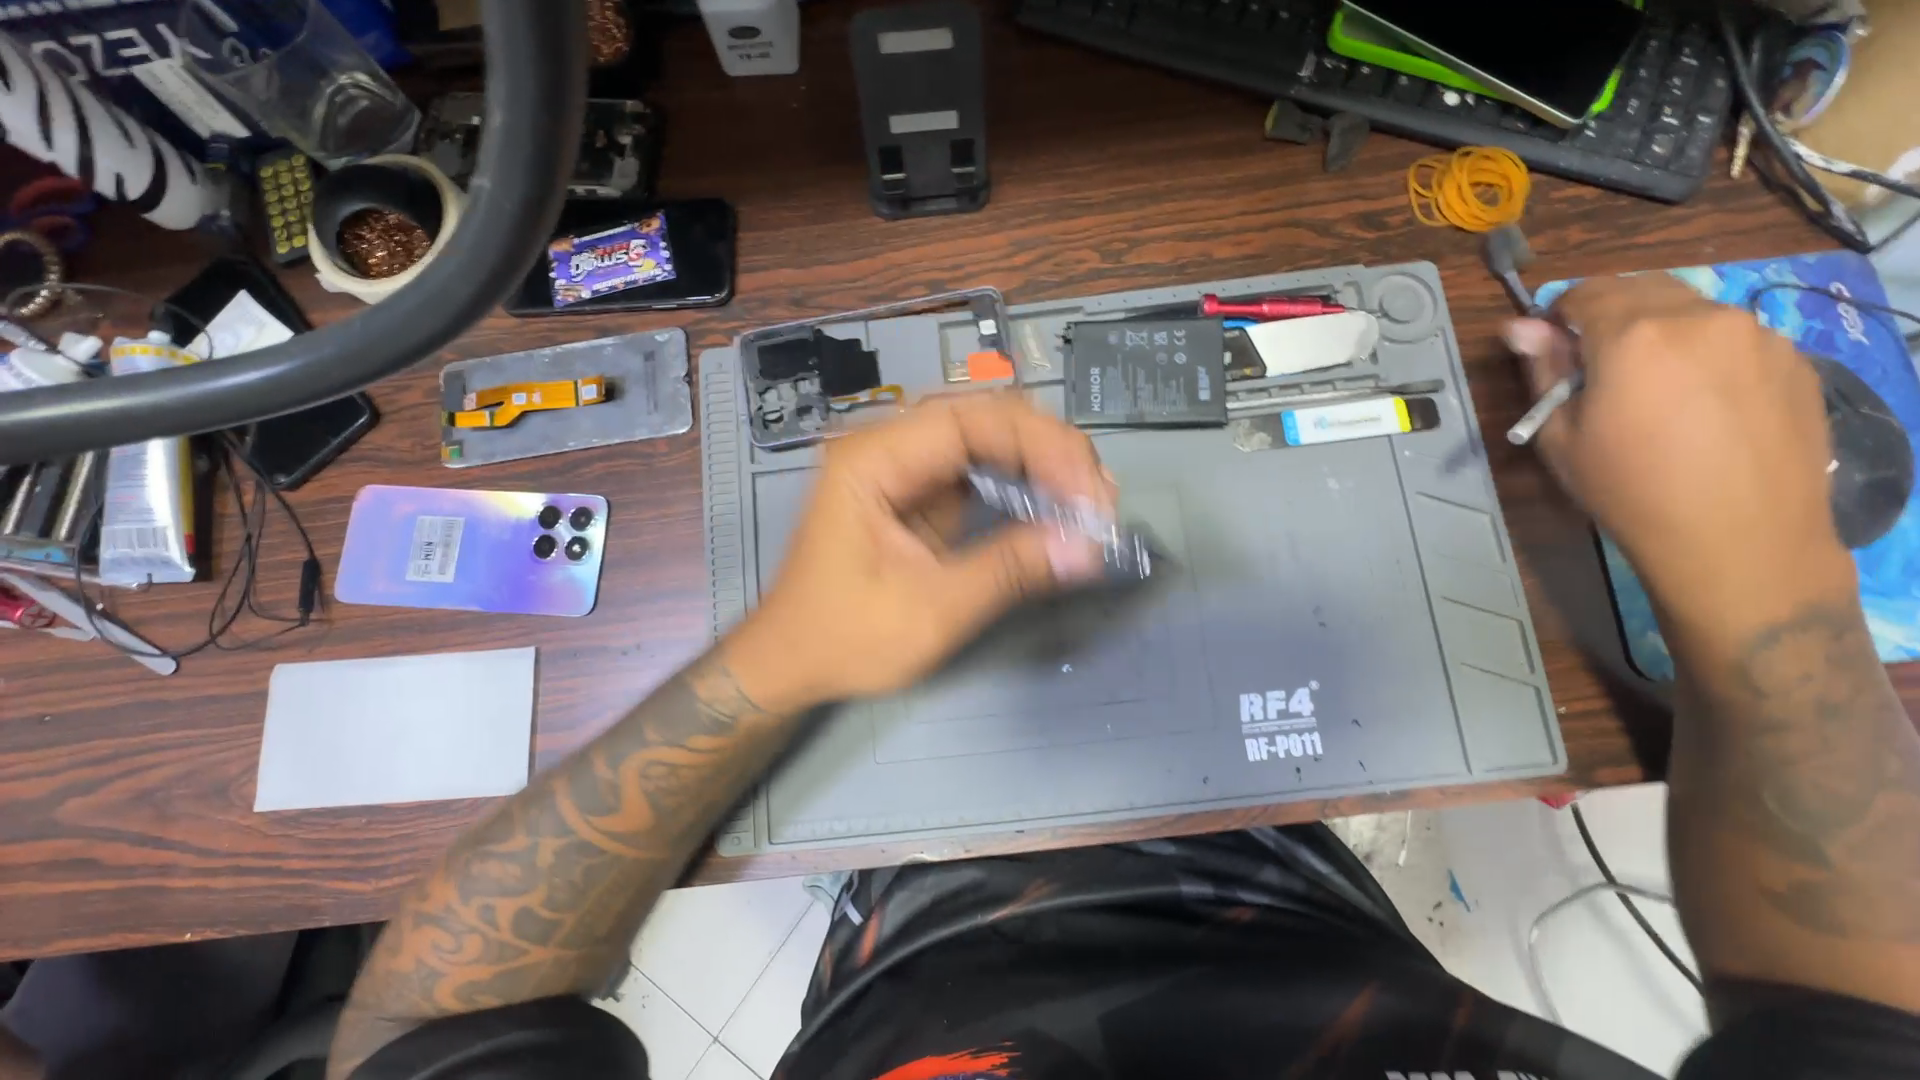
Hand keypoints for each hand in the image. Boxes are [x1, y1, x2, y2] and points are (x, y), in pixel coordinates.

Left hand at [721, 394, 1112, 711]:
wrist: (790, 661)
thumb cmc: (843, 638)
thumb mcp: (931, 611)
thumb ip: (1009, 570)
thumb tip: (1087, 548)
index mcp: (872, 459)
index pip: (970, 419)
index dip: (1041, 444)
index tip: (1087, 490)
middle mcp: (887, 447)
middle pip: (984, 417)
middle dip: (1050, 449)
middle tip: (1098, 498)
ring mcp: (903, 467)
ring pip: (988, 437)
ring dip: (1043, 463)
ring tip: (1090, 502)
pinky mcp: (918, 492)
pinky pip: (981, 469)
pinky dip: (1024, 484)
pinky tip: (1057, 507)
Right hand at [1504, 274, 1853, 644]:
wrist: (1738, 537)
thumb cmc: (1629, 489)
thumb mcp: (1561, 436)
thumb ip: (1544, 371)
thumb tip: (1520, 328)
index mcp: (1635, 334)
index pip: (1586, 292)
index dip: (1559, 315)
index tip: (1553, 349)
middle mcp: (1702, 318)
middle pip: (1643, 289)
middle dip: (1611, 315)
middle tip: (1597, 368)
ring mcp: (1758, 336)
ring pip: (1693, 312)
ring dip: (1662, 333)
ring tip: (1653, 392)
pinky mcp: (1794, 360)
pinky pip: (1735, 340)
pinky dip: (1706, 356)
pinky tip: (1701, 408)